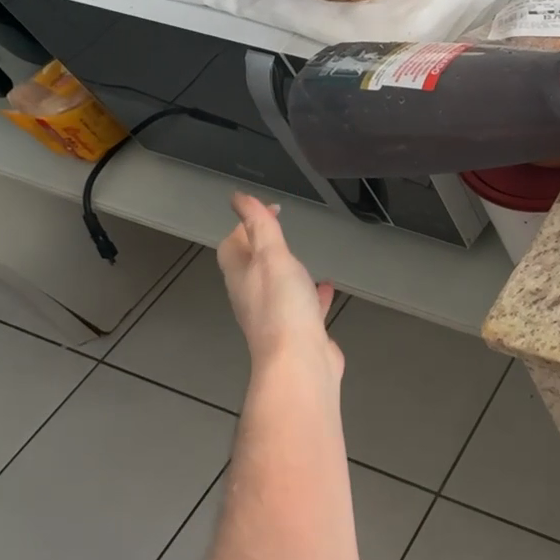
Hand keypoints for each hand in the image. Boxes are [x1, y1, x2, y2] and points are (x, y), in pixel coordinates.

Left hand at [216, 192, 342, 378]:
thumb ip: (260, 226)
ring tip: (302, 258)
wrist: (300, 362)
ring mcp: (276, 316)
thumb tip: (239, 197)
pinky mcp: (299, 331)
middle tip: (280, 231)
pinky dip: (312, 294)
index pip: (233, 244)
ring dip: (288, 271)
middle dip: (263, 248)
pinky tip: (326, 288)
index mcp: (242, 276)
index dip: (245, 224)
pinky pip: (303, 306)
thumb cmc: (283, 307)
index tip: (268, 209)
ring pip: (278, 286)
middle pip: (252, 266)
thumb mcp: (272, 257)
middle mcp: (253, 296)